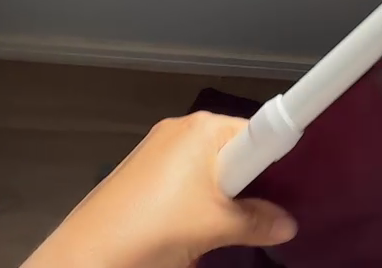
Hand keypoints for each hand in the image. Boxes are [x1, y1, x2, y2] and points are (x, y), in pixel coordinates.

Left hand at [23, 112, 296, 267]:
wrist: (86, 258)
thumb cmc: (152, 229)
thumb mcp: (215, 228)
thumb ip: (257, 221)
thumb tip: (288, 223)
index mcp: (204, 127)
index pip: (258, 129)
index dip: (277, 153)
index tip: (296, 174)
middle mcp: (182, 128)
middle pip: (235, 149)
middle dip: (246, 182)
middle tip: (253, 215)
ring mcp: (159, 148)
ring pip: (209, 168)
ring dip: (220, 196)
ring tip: (212, 230)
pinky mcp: (142, 172)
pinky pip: (185, 179)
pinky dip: (195, 200)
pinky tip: (188, 231)